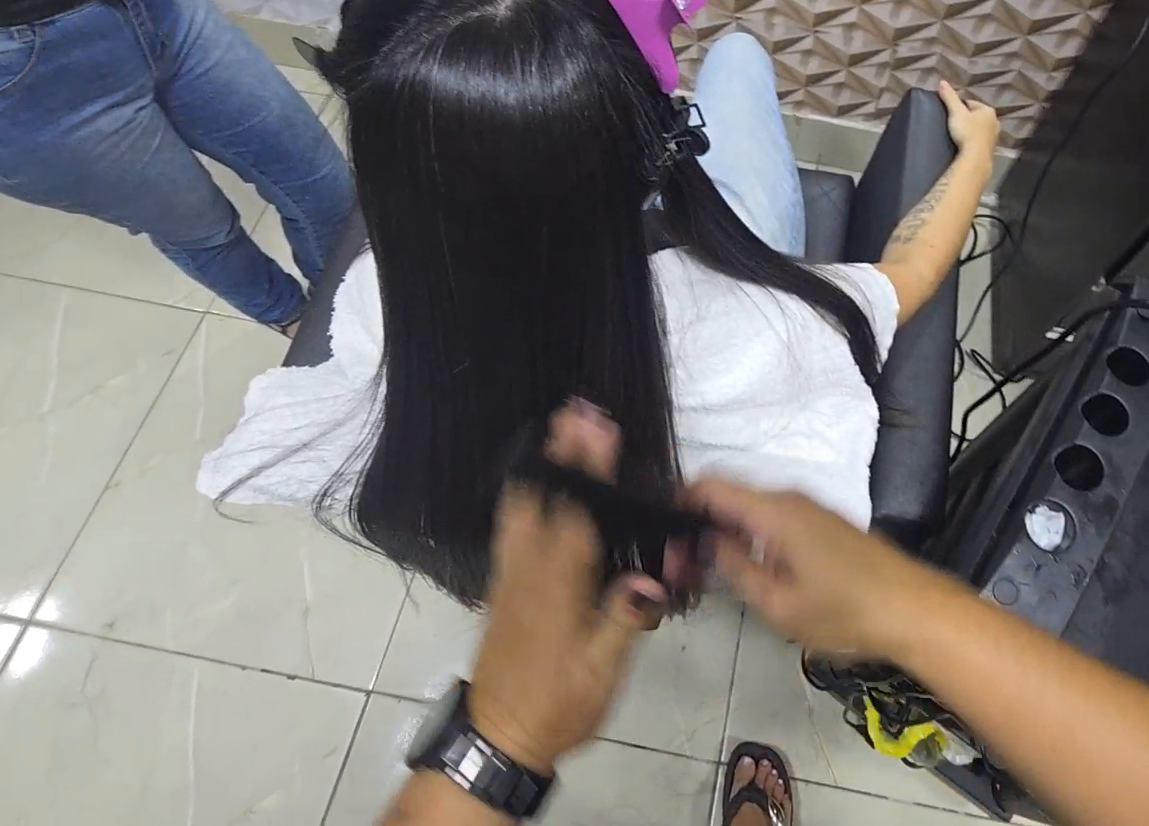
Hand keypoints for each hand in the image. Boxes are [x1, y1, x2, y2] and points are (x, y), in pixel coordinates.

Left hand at [468, 402, 668, 773]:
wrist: (499, 735)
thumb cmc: (559, 701)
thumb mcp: (601, 670)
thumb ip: (624, 619)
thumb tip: (650, 578)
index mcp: (559, 585)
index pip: (578, 514)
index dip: (589, 468)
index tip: (598, 428)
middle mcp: (530, 568)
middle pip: (544, 497)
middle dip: (560, 452)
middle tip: (574, 412)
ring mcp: (510, 573)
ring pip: (520, 506)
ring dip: (540, 464)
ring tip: (553, 431)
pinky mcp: (501, 583)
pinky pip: (508, 524)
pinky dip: (520, 492)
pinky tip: (527, 481)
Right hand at [686, 480, 965, 657]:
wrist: (914, 608)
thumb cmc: (844, 611)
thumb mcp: (779, 604)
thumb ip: (735, 568)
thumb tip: (705, 544)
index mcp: (772, 509)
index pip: (710, 484)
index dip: (680, 503)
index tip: (665, 537)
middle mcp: (788, 496)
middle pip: (728, 496)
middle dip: (699, 525)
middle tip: (683, 569)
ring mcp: (808, 506)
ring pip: (750, 508)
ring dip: (724, 533)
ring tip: (709, 575)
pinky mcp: (822, 521)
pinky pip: (772, 517)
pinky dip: (750, 535)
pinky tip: (749, 570)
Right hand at [939, 80, 999, 157]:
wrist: (975, 157)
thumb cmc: (967, 131)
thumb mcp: (955, 112)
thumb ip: (949, 97)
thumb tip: (942, 82)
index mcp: (988, 110)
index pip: (971, 103)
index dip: (959, 106)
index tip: (950, 112)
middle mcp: (995, 121)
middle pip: (977, 116)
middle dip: (967, 118)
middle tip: (953, 123)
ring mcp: (994, 136)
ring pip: (980, 128)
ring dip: (971, 130)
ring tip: (958, 134)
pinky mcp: (991, 149)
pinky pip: (980, 140)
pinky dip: (974, 140)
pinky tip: (965, 144)